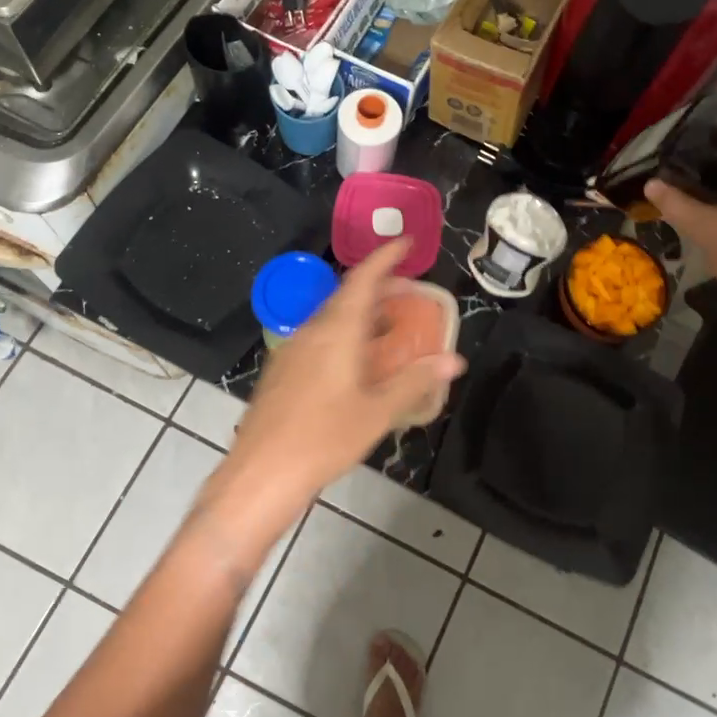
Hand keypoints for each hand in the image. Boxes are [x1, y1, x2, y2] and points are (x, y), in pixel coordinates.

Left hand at [229, 238, 466, 504]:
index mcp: (336, 332)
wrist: (261, 473)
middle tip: (406, 292)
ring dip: (360, 314)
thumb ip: (415, 381)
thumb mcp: (378, 412)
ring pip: (330, 318)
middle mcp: (311, 331)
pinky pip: (318, 338)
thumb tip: (455, 360)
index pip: (362, 281)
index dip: (384, 259)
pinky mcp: (281, 371)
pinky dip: (343, 334)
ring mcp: (292, 350)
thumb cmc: (324, 439)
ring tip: (387, 326)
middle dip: (378, 289)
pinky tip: (355, 361)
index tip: (404, 243)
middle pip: (346, 297)